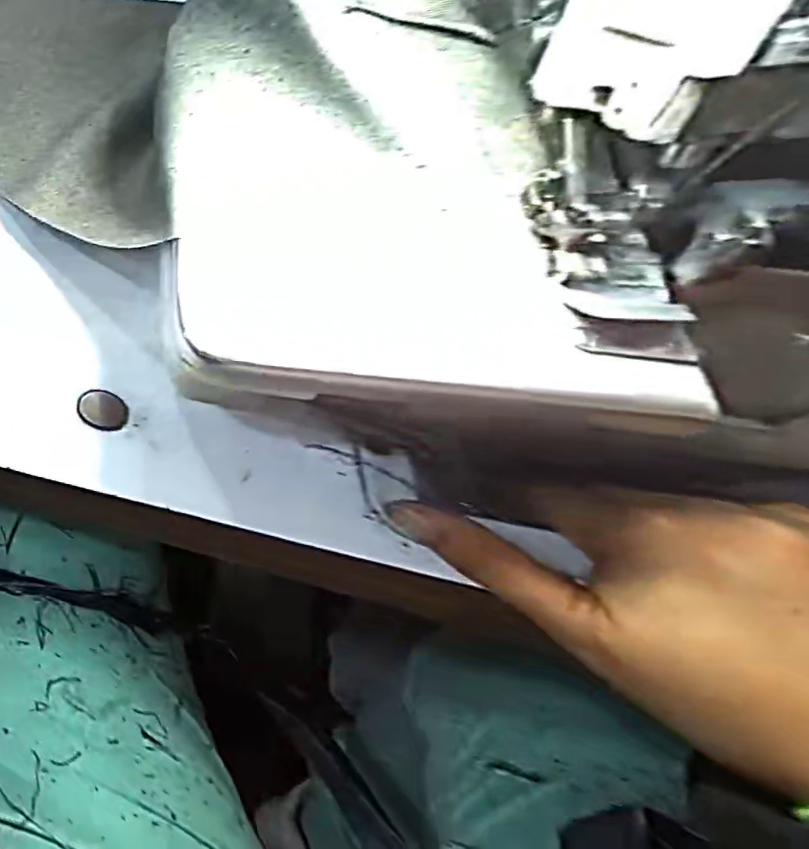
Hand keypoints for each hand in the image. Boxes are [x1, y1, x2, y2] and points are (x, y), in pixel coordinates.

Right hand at [391, 491, 808, 799]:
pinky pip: (733, 510)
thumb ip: (493, 563)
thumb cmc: (704, 694)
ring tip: (660, 576)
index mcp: (638, 525)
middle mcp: (707, 507)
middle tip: (590, 570)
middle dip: (585, 519)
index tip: (495, 517)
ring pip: (669, 502)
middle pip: (608, 495)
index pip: (542, 491)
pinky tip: (719, 570)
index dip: (510, 502)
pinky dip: (710, 529)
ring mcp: (774, 517)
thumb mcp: (582, 633)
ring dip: (649, 523)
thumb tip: (412, 513)